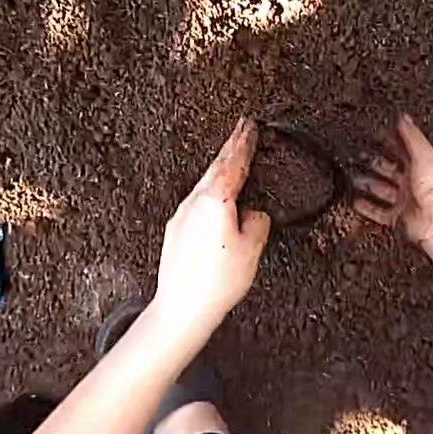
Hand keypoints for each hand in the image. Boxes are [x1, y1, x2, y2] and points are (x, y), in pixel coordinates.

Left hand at [154, 117, 272, 321]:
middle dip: (231, 145)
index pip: (234, 163)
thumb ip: (256, 222)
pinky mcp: (176, 228)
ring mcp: (183, 214)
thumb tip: (253, 213)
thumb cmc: (217, 281)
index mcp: (216, 200)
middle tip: (242, 128)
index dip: (244, 143)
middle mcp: (195, 202)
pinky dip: (211, 187)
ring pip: (206, 181)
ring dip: (220, 165)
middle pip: (217, 166)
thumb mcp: (251, 249)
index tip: (250, 126)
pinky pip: (198, 199)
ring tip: (232, 154)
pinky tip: (216, 193)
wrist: (181, 307)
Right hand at [352, 114, 432, 248]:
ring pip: (382, 189)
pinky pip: (379, 212)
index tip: (377, 133)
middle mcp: (415, 182)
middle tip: (359, 154)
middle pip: (391, 169)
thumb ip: (412, 136)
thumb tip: (405, 118)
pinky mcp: (399, 218)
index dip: (391, 140)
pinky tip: (356, 201)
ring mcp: (407, 200)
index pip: (404, 148)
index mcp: (425, 165)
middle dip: (375, 161)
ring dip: (367, 183)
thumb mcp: (424, 155)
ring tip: (352, 176)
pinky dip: (367, 207)